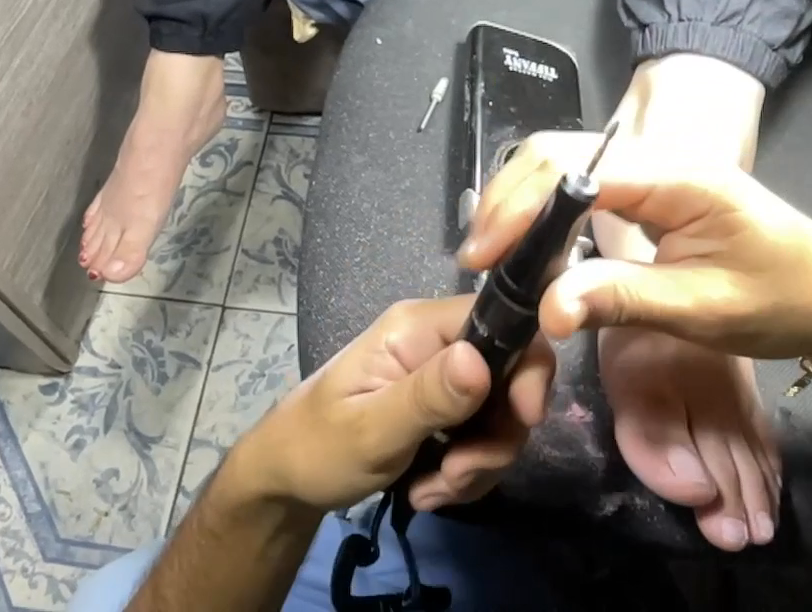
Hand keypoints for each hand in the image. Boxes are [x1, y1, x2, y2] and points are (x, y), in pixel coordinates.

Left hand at [226, 296, 554, 512]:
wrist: (286, 480)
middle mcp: (436, 342)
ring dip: (477, 465)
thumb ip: (427, 397)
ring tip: (430, 491)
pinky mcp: (443, 410)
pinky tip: (427, 490)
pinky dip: (465, 473)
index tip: (522, 419)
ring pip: (499, 416)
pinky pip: (481, 439)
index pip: (500, 321)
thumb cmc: (317, 447)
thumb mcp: (370, 429)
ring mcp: (440, 377)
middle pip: (509, 376)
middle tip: (456, 474)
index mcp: (418, 327)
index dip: (525, 367)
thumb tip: (479, 360)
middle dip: (495, 436)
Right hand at [461, 133, 811, 387]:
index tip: (482, 257)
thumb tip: (544, 310)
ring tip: (490, 253)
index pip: (575, 171)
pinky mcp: (642, 185)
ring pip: (559, 162)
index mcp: (676, 175)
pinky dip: (539, 207)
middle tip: (475, 259)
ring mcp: (647, 167)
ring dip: (517, 201)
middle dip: (506, 199)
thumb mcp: (704, 309)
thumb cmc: (782, 300)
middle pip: (555, 153)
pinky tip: (525, 241)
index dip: (520, 207)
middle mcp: (655, 156)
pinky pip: (575, 182)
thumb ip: (621, 299)